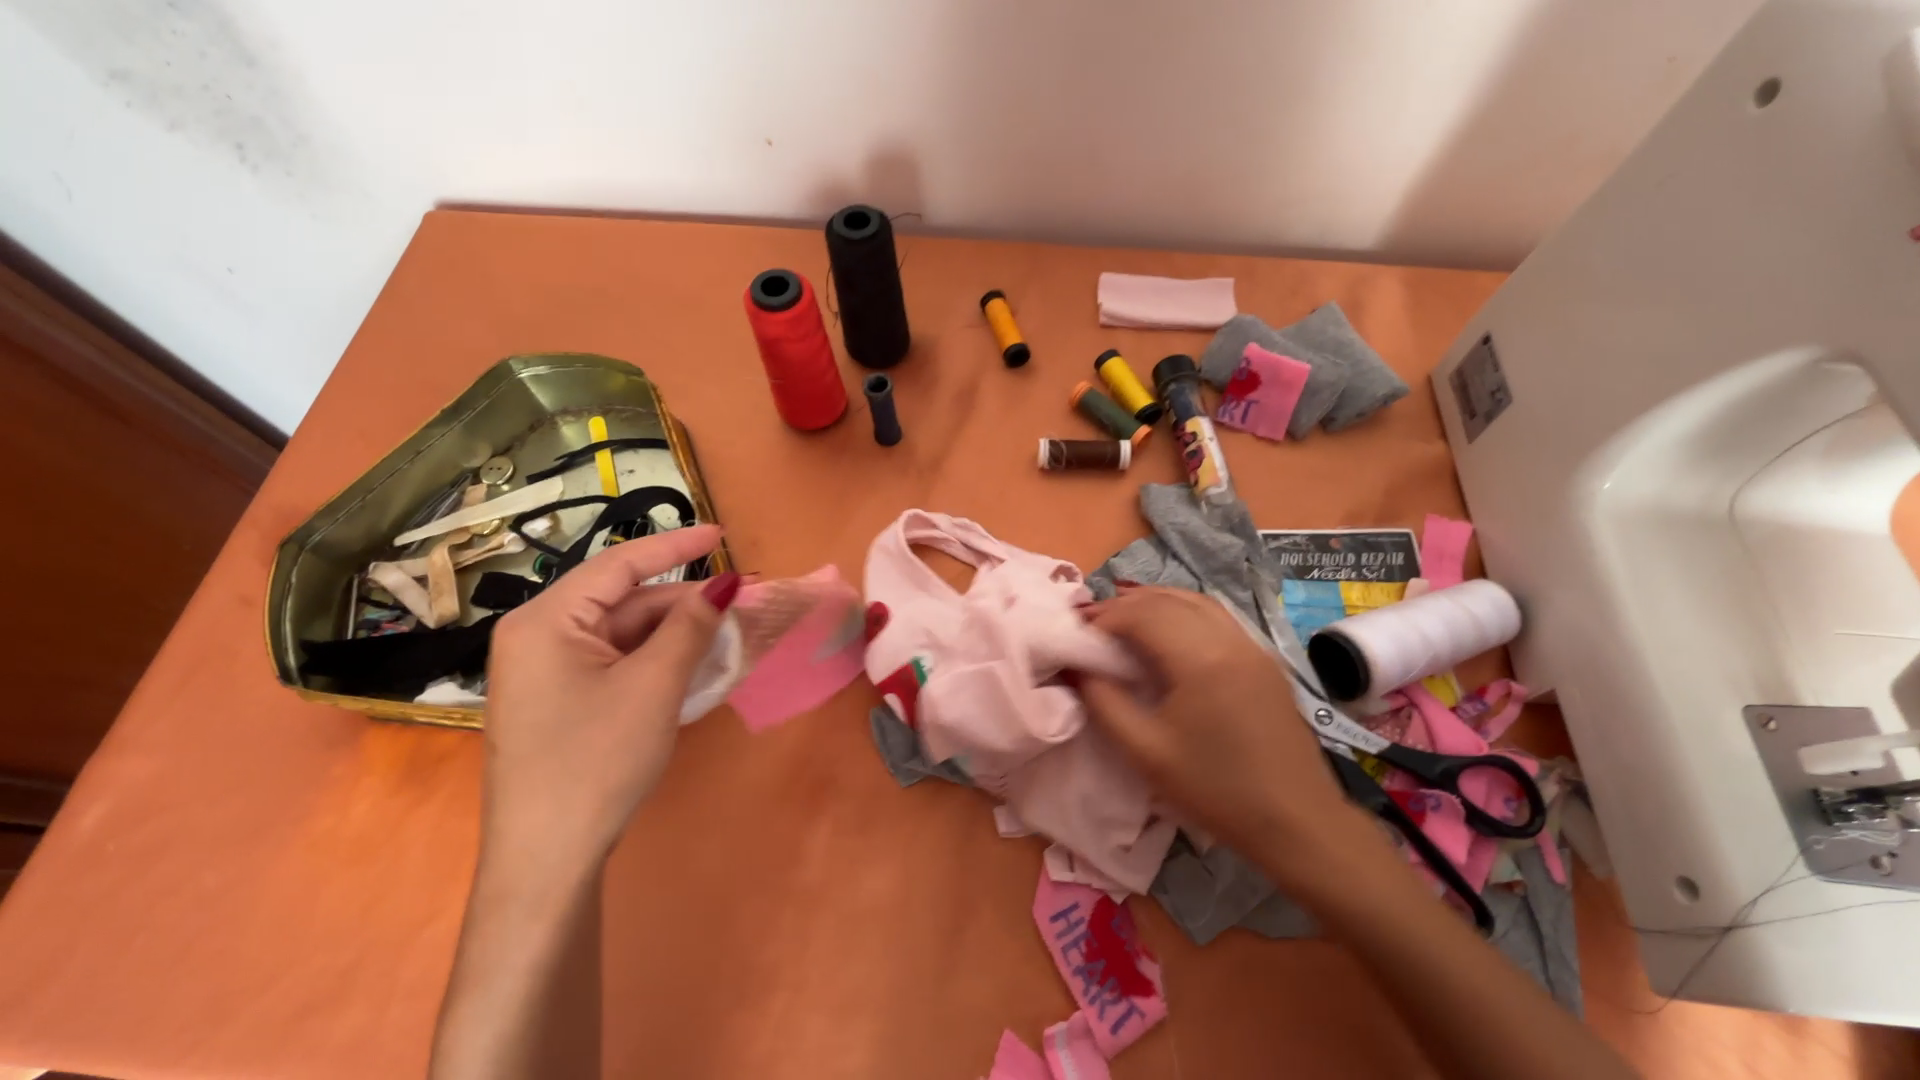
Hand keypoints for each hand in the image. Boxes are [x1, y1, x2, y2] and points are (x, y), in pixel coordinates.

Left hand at [481, 525, 737, 870]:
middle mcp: (536, 637)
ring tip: (726, 637)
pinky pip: (611, 664)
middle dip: (682, 602)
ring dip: (672, 636)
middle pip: (621, 602)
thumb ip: (691, 627)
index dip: (676, 545)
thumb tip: (726, 583)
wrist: (545, 859)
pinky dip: (652, 662)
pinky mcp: (556, 703)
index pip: (619, 564)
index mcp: (546, 620)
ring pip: (620, 635)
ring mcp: (543, 673)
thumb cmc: (596, 761)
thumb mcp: (653, 687)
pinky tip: (691, 669)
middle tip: (741, 603)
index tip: (721, 534)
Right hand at [1076, 587, 1376, 884]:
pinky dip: (1185, 614)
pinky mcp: (1266, 663)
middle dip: (1126, 605)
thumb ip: (1105, 702)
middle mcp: (1230, 640)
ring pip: (1198, 603)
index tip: (1077, 632)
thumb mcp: (1145, 752)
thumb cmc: (1214, 789)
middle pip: (1170, 600)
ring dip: (1157, 603)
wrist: (1296, 821)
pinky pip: (1219, 619)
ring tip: (1125, 622)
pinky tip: (1168, 637)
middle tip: (1093, 624)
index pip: (1143, 614)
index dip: (1105, 617)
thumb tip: (1078, 668)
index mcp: (1200, 659)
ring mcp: (1254, 648)